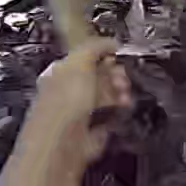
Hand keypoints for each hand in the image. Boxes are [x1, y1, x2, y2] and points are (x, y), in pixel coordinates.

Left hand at [21, 39, 131, 164]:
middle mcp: (68, 91)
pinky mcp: (93, 129)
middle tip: (122, 79)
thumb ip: (95, 47)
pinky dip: (120, 109)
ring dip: (120, 91)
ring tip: (125, 96)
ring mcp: (81, 111)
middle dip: (115, 75)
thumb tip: (113, 42)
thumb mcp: (78, 62)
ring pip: (108, 94)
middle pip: (100, 76)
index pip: (86, 59)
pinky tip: (124, 108)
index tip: (116, 58)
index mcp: (60, 73)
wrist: (62, 143)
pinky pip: (111, 113)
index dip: (103, 56)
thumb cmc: (67, 100)